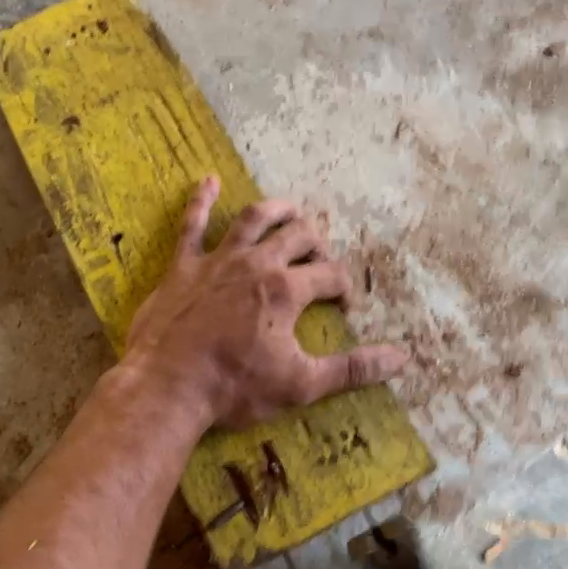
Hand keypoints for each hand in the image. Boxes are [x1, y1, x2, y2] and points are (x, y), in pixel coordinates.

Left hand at [119, 176, 407, 430]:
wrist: (166, 385)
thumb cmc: (233, 387)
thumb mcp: (300, 385)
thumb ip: (351, 369)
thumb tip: (401, 359)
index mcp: (286, 290)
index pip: (330, 275)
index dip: (344, 288)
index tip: (344, 307)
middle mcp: (255, 263)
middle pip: (298, 236)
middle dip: (317, 244)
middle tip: (320, 261)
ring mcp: (217, 260)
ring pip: (253, 219)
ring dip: (276, 210)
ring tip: (291, 209)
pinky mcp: (182, 266)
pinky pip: (192, 224)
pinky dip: (201, 201)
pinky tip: (208, 181)